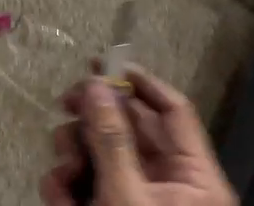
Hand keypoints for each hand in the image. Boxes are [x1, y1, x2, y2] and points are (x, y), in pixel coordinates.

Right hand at [38, 69, 236, 205]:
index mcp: (194, 177)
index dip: (138, 81)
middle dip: (89, 121)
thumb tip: (95, 83)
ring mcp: (139, 200)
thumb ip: (111, 139)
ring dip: (71, 157)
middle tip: (61, 107)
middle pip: (126, 127)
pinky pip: (87, 184)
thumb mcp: (129, 197)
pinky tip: (59, 200)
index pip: (172, 110)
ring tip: (61, 179)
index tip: (97, 62)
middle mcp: (170, 183)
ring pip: (99, 153)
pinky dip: (68, 187)